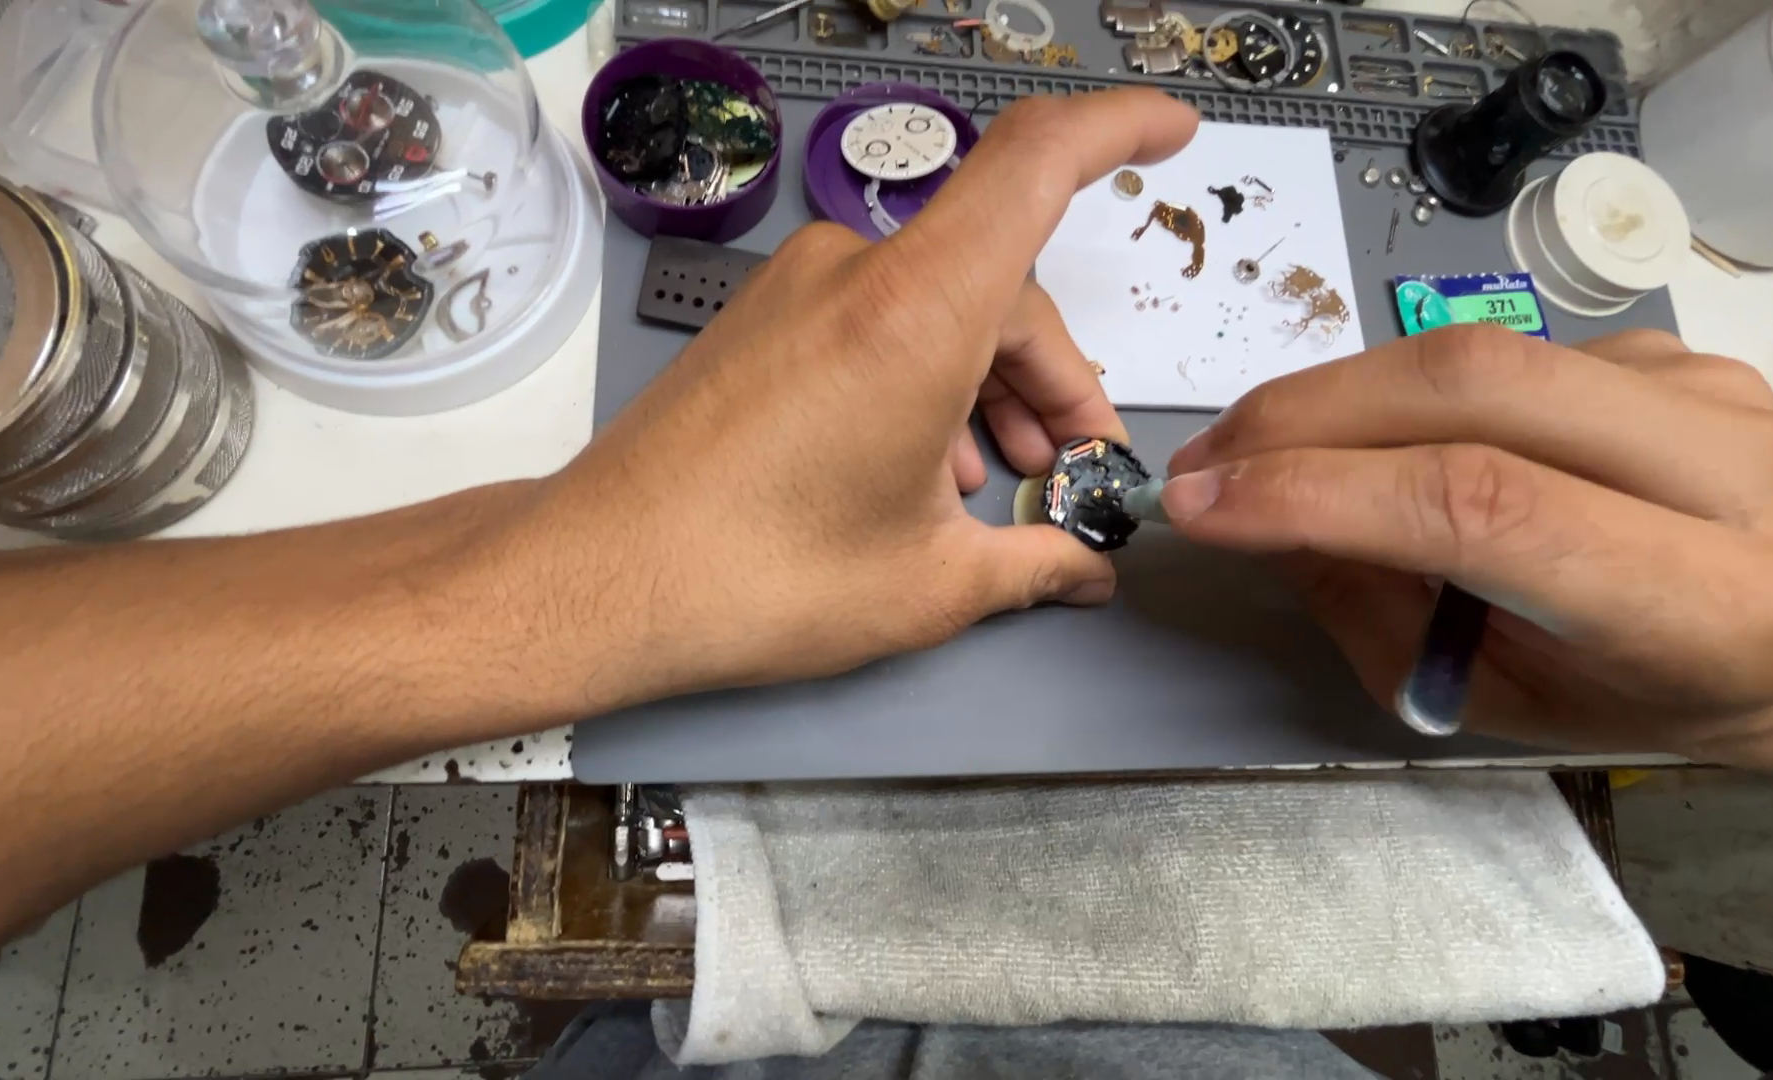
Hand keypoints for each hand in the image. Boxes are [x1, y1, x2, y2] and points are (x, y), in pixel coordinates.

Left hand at [521, 89, 1198, 708]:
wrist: (602, 581)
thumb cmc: (762, 579)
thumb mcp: (930, 583)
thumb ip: (1032, 567)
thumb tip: (1083, 570)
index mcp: (916, 312)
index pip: (1037, 162)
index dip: (1118, 131)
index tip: (1170, 134)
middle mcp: (854, 275)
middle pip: (997, 285)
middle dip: (1052, 380)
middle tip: (1071, 470)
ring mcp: (797, 294)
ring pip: (935, 312)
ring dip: (985, 391)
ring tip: (997, 488)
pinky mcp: (762, 325)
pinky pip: (873, 329)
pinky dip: (919, 386)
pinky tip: (920, 470)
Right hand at [1159, 324, 1772, 774]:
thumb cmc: (1644, 698)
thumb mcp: (1491, 696)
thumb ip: (1368, 606)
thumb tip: (1261, 520)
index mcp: (1693, 601)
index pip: (1475, 508)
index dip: (1312, 493)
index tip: (1195, 507)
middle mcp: (1725, 469)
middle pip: (1466, 388)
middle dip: (1297, 416)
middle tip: (1200, 464)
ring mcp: (1697, 388)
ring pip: (1465, 353)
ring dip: (1319, 396)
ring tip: (1243, 449)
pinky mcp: (1658, 352)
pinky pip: (1479, 357)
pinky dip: (1377, 394)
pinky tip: (1350, 439)